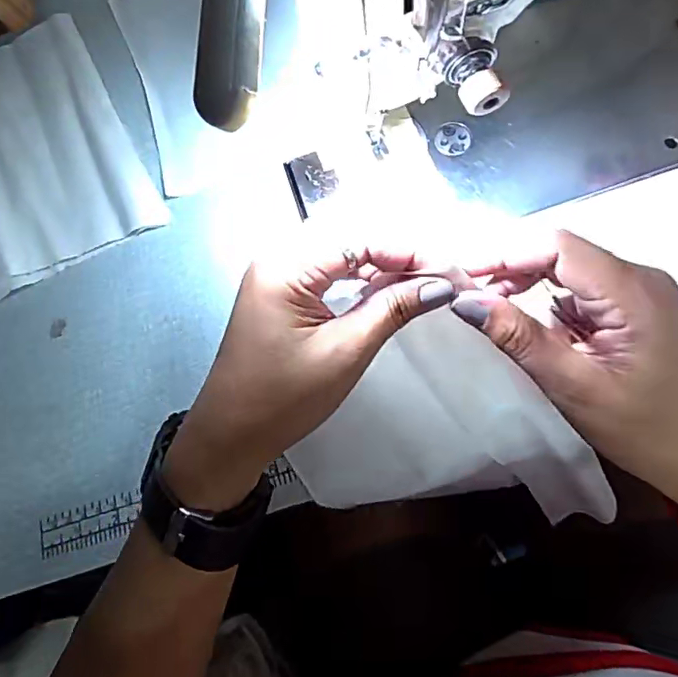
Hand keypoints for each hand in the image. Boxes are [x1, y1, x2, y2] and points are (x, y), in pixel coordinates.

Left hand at [165, 242, 456, 510]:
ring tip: (426, 281)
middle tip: (442, 275)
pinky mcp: (284, 292)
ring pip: (344, 253)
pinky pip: (332, 272)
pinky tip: (392, 289)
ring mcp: (280, 275)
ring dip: (386, 266)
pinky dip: (364, 278)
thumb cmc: (281, 400)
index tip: (447, 271)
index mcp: (285, 268)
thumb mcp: (344, 352)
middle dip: (400, 255)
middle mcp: (279, 259)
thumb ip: (392, 310)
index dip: (408, 253)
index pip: (359, 240)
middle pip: (352, 239)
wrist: (230, 437)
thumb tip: (439, 286)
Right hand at [455, 231, 677, 537]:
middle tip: (471, 294)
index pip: (558, 246)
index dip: (506, 253)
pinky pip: (588, 287)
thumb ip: (521, 339)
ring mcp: (644, 288)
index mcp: (632, 290)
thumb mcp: (576, 388)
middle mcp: (641, 276)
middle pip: (564, 251)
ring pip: (573, 267)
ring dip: (532, 283)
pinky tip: (537, 326)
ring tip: (495, 309)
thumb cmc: (648, 430)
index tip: (464, 275)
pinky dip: (555, 300)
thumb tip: (466, 301)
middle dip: (514, 267)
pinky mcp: (640, 304)